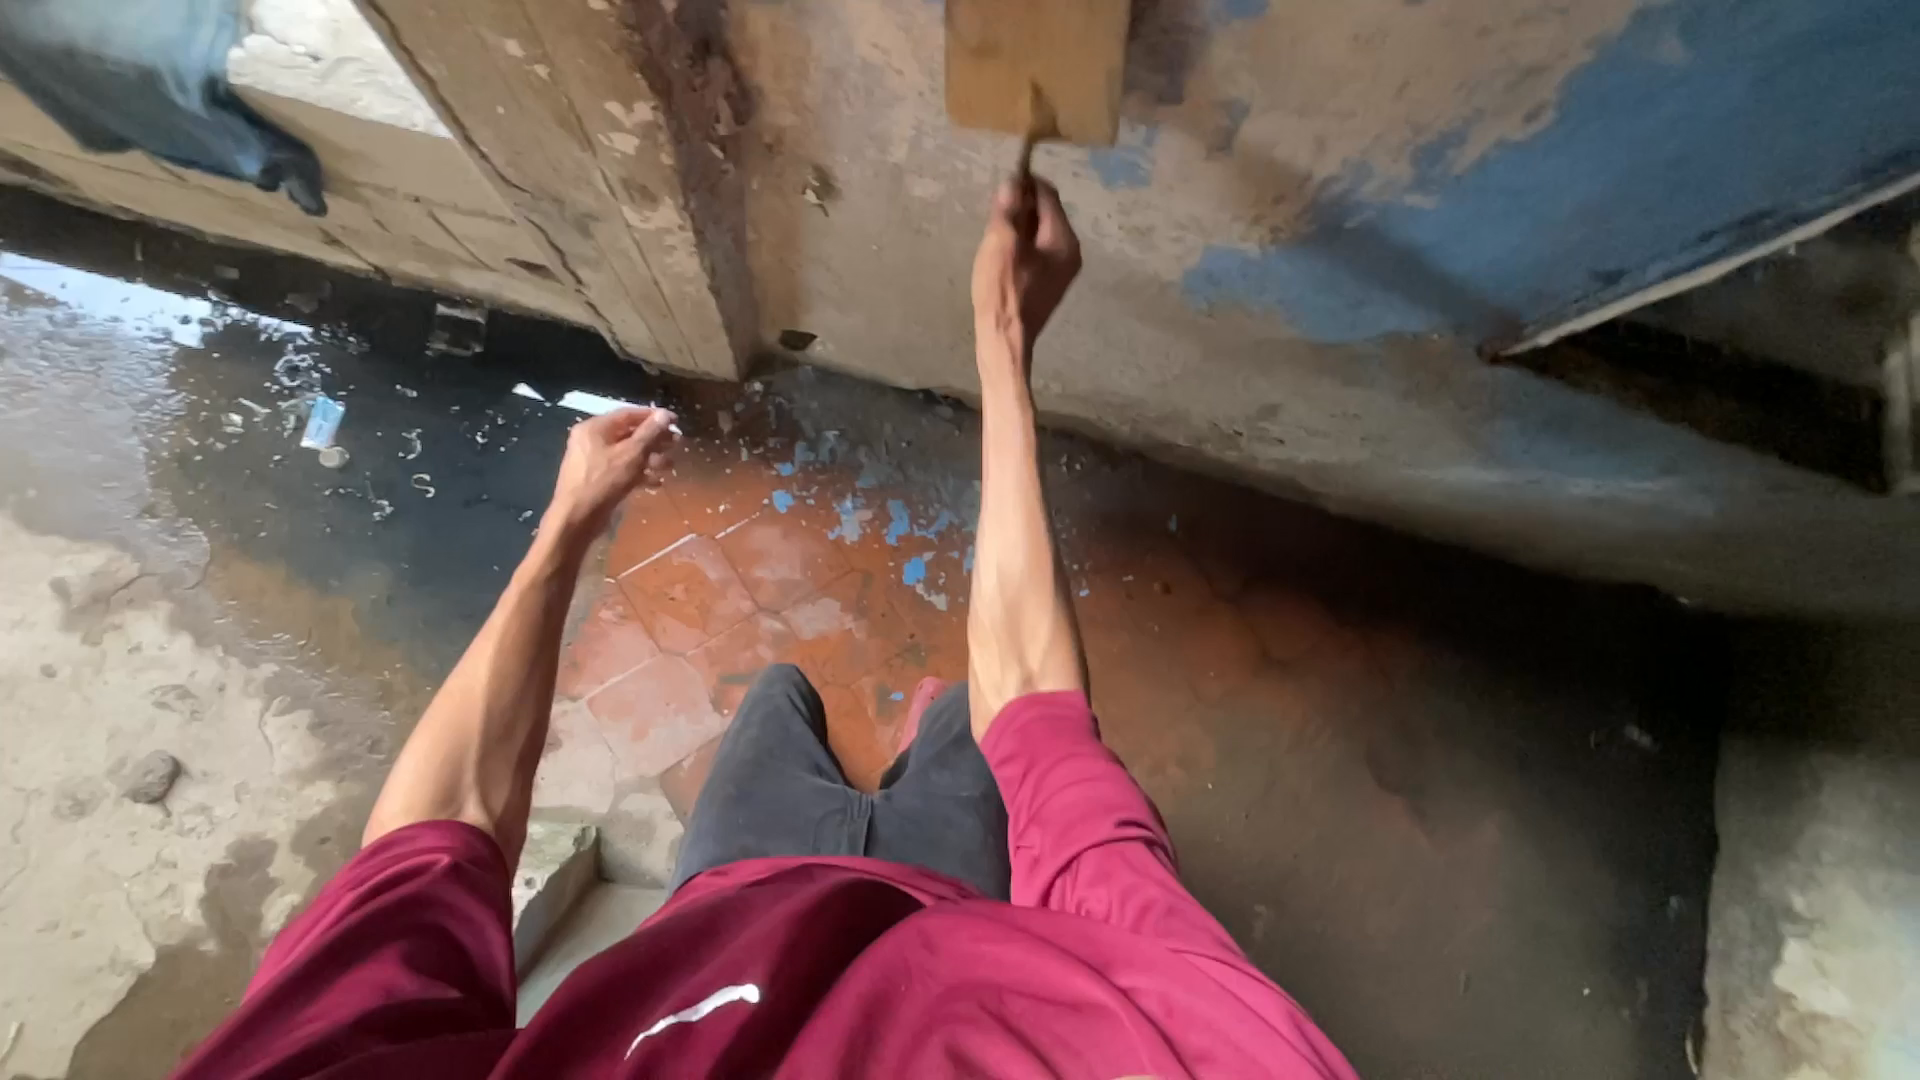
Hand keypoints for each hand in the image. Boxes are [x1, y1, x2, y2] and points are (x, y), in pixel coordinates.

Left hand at [545, 407, 676, 539]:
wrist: (577, 517)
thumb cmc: (604, 481)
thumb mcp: (632, 455)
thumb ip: (650, 433)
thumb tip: (665, 414)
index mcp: (596, 428)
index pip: (629, 414)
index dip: (654, 417)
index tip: (675, 421)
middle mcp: (592, 440)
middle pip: (629, 433)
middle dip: (654, 439)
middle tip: (676, 443)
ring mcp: (593, 460)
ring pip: (627, 453)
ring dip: (650, 458)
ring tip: (670, 466)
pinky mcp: (597, 478)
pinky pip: (621, 469)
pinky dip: (639, 473)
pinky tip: (656, 483)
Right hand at [971, 174, 1080, 372]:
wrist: (1004, 340)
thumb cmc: (1003, 291)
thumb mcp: (1002, 242)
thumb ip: (1008, 209)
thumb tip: (1012, 183)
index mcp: (1065, 241)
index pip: (1048, 196)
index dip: (1026, 183)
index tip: (1003, 182)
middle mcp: (1069, 254)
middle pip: (1045, 215)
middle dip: (1020, 208)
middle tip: (994, 212)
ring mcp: (1059, 273)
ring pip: (1038, 235)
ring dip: (1017, 228)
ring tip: (994, 235)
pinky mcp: (1045, 286)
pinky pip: (1034, 255)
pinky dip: (1019, 248)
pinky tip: (1000, 257)